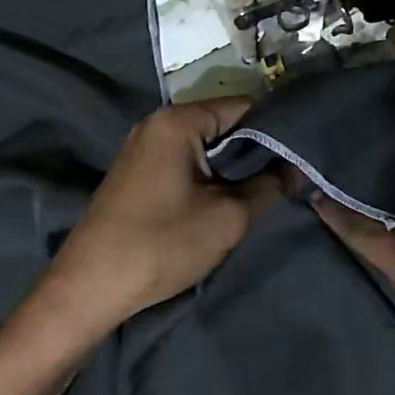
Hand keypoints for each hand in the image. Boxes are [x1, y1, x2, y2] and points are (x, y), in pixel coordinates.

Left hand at [43, 98, 282, 332]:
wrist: (90, 288)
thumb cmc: (162, 244)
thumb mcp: (228, 217)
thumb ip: (269, 185)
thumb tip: (296, 169)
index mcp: (178, 121)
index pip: (244, 107)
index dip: (278, 128)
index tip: (305, 152)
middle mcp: (158, 123)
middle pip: (224, 124)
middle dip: (257, 150)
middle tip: (291, 176)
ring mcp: (144, 147)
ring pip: (206, 145)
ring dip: (233, 166)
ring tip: (266, 189)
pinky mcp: (138, 172)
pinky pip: (186, 161)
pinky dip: (210, 175)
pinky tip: (227, 199)